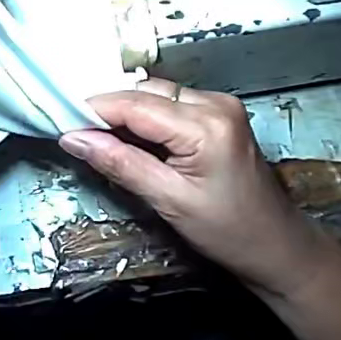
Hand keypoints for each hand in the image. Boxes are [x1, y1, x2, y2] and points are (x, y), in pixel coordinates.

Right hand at [60, 80, 340, 299]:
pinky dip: (147, 116)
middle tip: (75, 130)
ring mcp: (221, 104)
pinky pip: (172, 103)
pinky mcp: (221, 112)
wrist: (279, 247)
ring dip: (127, 111)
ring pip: (157, 94)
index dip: (96, 109)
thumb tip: (74, 138)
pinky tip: (129, 135)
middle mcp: (215, 102)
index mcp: (206, 124)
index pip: (136, 104)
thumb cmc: (229, 232)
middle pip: (146, 92)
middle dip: (109, 108)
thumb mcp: (169, 202)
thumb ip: (120, 163)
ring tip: (96, 133)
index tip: (62, 121)